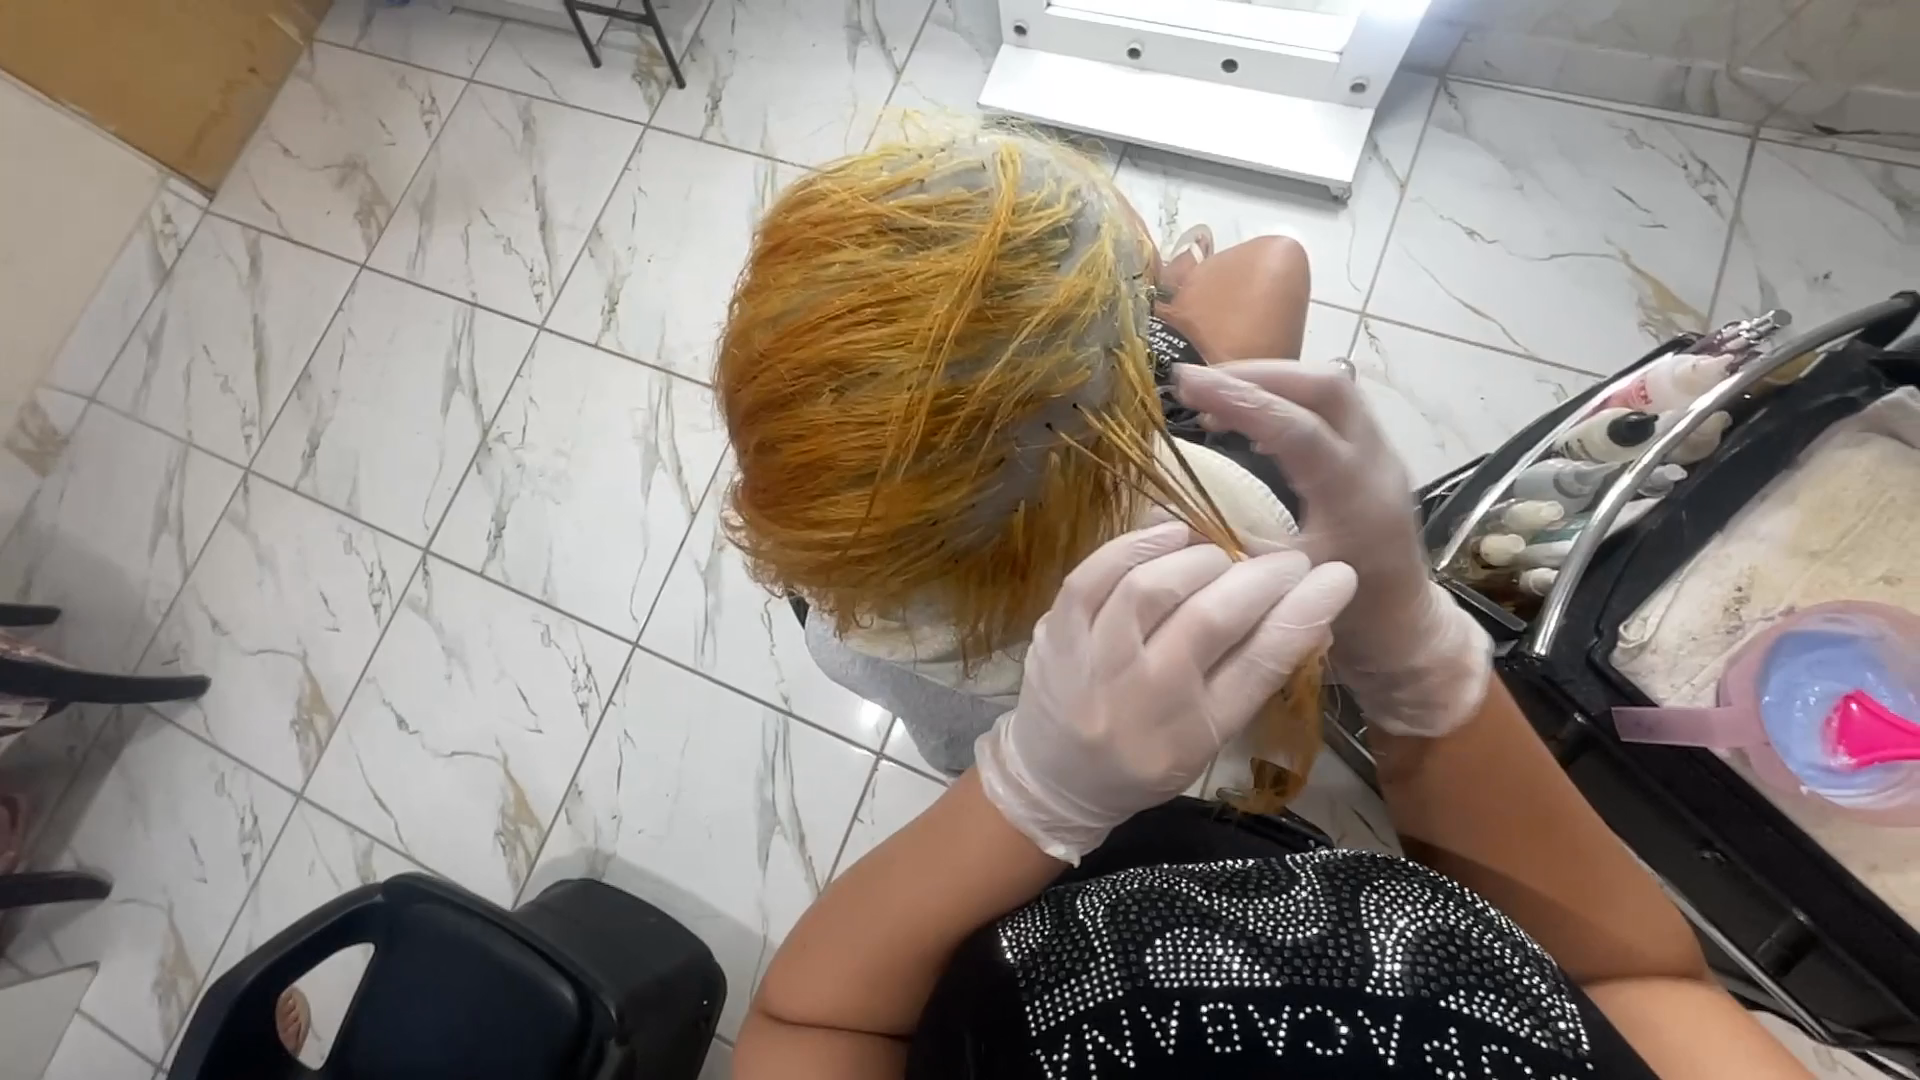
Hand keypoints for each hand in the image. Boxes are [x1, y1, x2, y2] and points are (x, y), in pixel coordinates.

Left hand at [974, 521, 1354, 863]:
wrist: (1053, 779)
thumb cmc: (1142, 760)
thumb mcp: (1208, 738)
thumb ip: (1252, 676)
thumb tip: (1306, 607)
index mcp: (1194, 733)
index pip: (1259, 666)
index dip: (1302, 614)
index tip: (1337, 575)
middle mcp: (1143, 699)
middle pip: (1208, 622)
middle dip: (1259, 579)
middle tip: (1285, 559)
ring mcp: (1092, 665)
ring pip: (1149, 591)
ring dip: (1199, 560)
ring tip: (1222, 553)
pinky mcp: (1055, 636)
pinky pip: (1090, 578)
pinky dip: (1134, 546)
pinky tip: (1169, 534)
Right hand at [1173, 362, 1491, 736]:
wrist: (1405, 627)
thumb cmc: (1345, 614)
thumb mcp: (1277, 588)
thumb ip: (1225, 545)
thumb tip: (1162, 510)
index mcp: (1353, 498)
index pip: (1295, 427)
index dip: (1238, 399)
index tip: (1185, 382)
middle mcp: (1376, 464)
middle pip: (1326, 385)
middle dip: (1257, 373)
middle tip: (1199, 381)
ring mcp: (1382, 454)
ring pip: (1334, 387)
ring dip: (1273, 380)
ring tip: (1217, 395)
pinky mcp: (1375, 455)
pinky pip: (1334, 407)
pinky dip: (1287, 400)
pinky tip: (1250, 422)